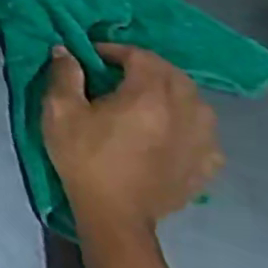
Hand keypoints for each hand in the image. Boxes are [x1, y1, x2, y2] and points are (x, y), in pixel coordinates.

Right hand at [41, 43, 221, 232]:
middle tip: (119, 72)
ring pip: (195, 100)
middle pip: (172, 74)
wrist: (114, 217)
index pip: (141, 56)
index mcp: (149, 96)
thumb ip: (65, 74)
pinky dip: (192, 122)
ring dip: (173, 91)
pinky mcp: (205, 166)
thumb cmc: (86, 159)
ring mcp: (200, 142)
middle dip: (146, 66)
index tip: (94, 57)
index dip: (116, 50)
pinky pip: (206, 132)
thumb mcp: (61, 110)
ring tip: (149, 97)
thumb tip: (65, 50)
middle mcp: (183, 113)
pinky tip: (174, 129)